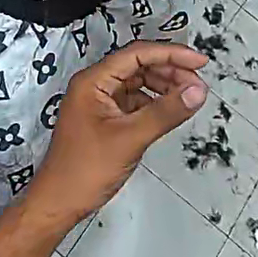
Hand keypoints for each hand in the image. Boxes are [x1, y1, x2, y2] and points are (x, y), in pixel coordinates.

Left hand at [24, 42, 208, 225]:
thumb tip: (196, 91)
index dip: (171, 54)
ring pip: (138, 82)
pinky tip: (170, 110)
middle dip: (171, 70)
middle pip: (139, 65)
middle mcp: (94, 86)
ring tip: (188, 97)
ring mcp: (99, 102)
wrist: (59, 202)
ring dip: (164, 86)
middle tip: (197, 84)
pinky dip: (155, 102)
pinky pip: (135, 100)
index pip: (137, 54)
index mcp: (93, 81)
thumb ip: (166, 112)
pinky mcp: (105, 118)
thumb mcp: (131, 138)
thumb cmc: (81, 172)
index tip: (198, 62)